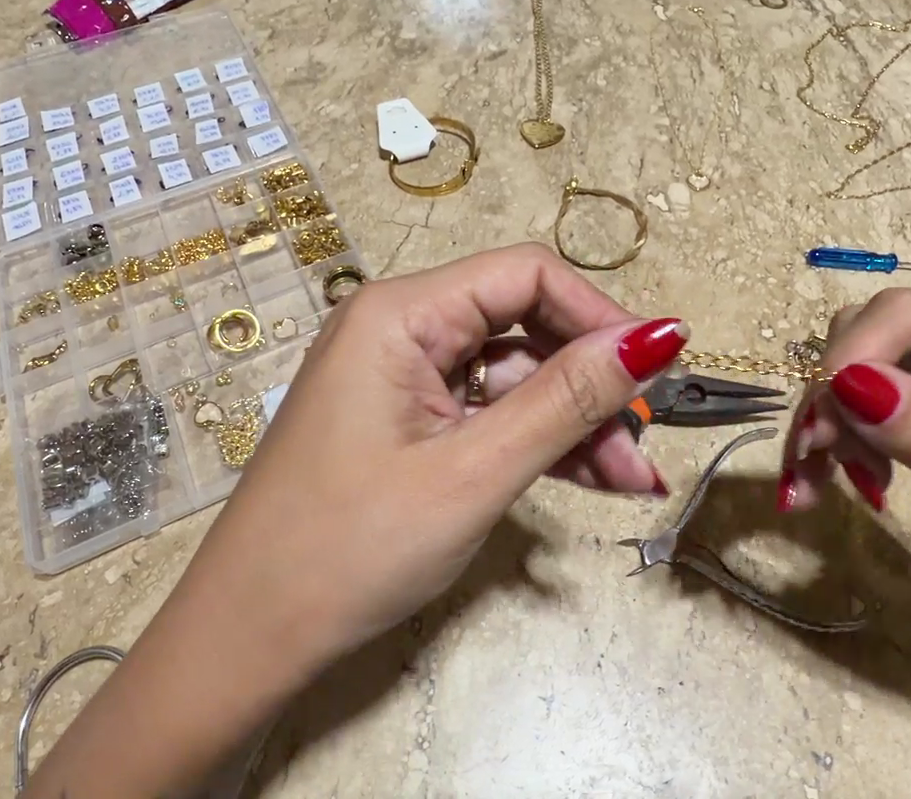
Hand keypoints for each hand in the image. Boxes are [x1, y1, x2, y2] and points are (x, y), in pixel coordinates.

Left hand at [181, 243, 683, 670]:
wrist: (249, 634)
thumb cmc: (350, 548)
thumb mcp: (474, 471)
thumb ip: (567, 398)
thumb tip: (657, 335)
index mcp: (401, 314)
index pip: (525, 276)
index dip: (599, 314)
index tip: (662, 365)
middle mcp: (398, 329)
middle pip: (521, 326)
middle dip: (591, 382)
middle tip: (646, 445)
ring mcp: (398, 378)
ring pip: (509, 377)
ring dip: (572, 422)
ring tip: (632, 481)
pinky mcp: (402, 421)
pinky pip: (483, 413)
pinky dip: (533, 443)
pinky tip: (587, 478)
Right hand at [780, 288, 910, 649]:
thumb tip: (846, 384)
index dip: (854, 357)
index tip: (816, 430)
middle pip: (886, 336)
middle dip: (838, 394)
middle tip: (815, 466)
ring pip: (875, 370)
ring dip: (837, 422)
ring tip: (820, 486)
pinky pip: (890, 405)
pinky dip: (855, 440)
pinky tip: (847, 482)